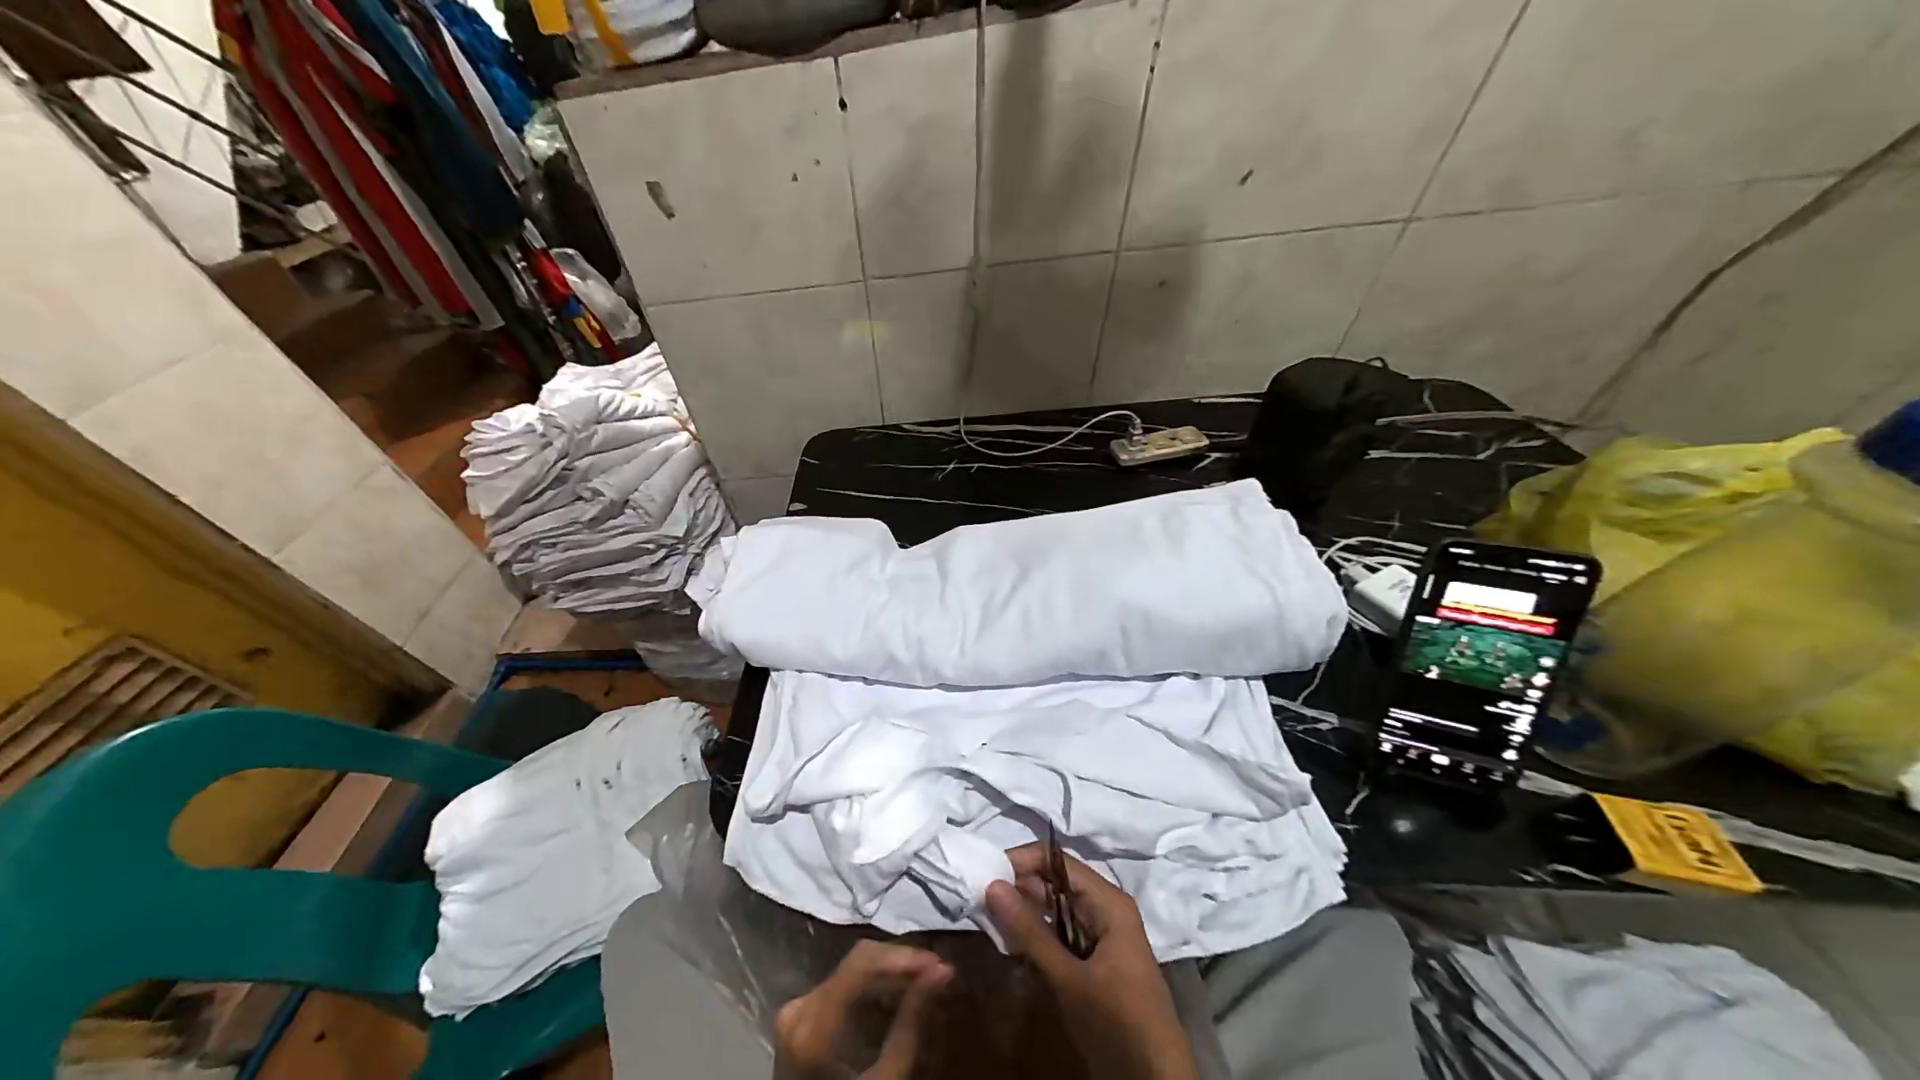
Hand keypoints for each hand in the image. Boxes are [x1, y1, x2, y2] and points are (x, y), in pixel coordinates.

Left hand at [774, 940, 953, 1079]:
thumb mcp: (887, 1078)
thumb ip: (911, 1023)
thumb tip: (942, 972)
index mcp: (814, 1025)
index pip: (863, 963)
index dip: (903, 957)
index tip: (938, 963)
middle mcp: (799, 1008)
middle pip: (858, 964)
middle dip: (900, 965)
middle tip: (937, 973)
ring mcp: (795, 1011)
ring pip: (851, 971)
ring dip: (889, 974)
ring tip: (924, 983)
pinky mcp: (800, 1017)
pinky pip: (841, 987)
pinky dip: (872, 988)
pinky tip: (897, 996)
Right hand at [985, 845, 1199, 1079]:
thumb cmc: (1118, 1022)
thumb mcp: (1068, 978)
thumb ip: (1029, 931)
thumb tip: (991, 885)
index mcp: (1107, 902)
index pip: (1056, 861)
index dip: (1019, 862)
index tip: (983, 875)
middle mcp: (1105, 908)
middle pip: (1054, 882)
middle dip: (1017, 888)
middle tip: (978, 902)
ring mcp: (1101, 934)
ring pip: (1054, 908)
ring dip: (1024, 914)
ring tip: (989, 922)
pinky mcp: (1094, 958)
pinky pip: (1060, 932)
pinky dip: (1036, 935)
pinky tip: (1012, 947)